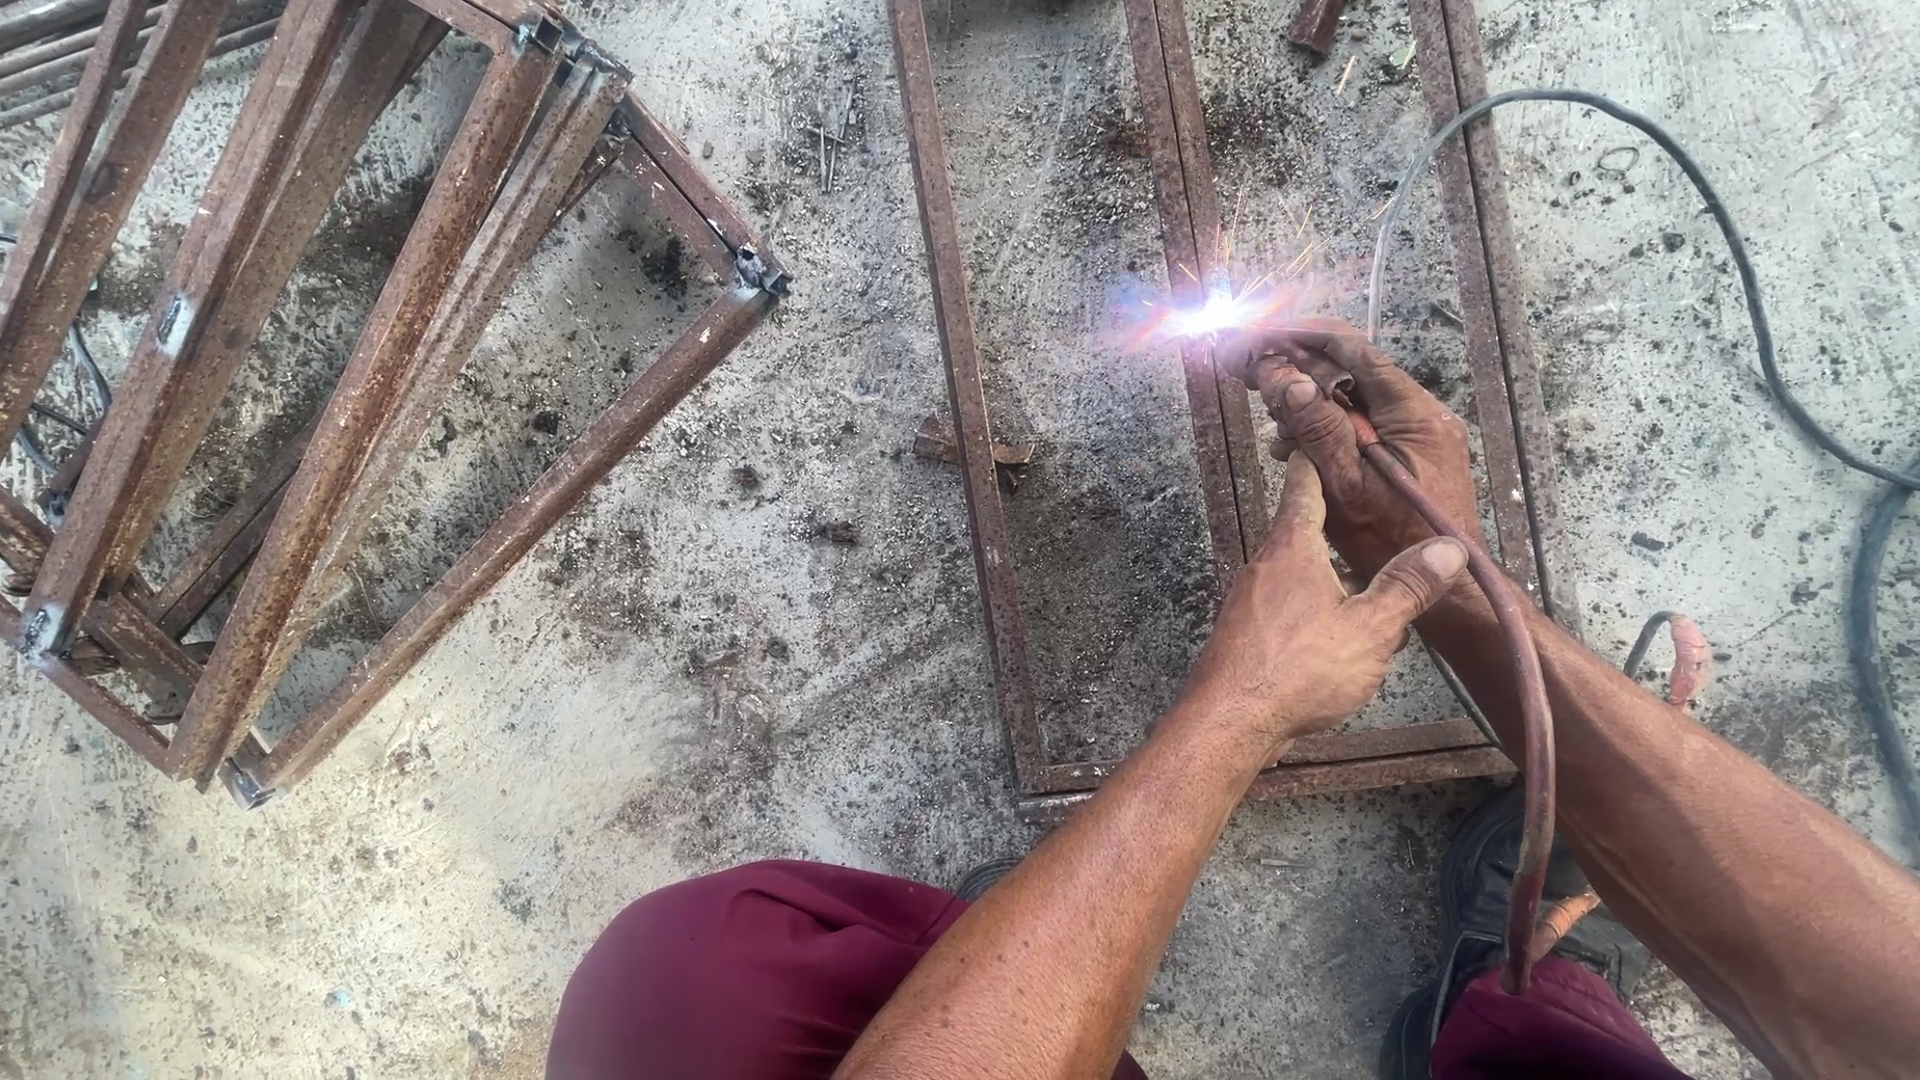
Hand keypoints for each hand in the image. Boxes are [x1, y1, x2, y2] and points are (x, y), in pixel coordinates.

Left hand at [1177, 452, 1468, 752]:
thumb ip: (1408, 586)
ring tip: (1368, 596)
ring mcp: (1248, 599)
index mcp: (1290, 550)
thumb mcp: (1369, 628)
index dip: (1316, 461)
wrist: (1230, 720)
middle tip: (1369, 520)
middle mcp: (1263, 566)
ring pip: (1296, 573)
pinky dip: (1314, 607)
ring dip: (1331, 577)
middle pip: (1301, 531)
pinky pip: (1284, 605)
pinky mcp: (1243, 630)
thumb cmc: (1299, 670)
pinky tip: (1336, 638)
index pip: (1302, 488)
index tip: (1322, 437)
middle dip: (1336, 528)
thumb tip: (1448, 545)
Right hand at [1219, 318, 1479, 586]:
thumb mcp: (1347, 483)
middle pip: (1345, 371)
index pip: (1349, 349)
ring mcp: (1410, 434)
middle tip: (1248, 379)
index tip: (1253, 339)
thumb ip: (1317, 428)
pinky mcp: (1401, 455)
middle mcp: (1415, 412)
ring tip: (1278, 437)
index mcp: (1409, 410)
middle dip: (1295, 373)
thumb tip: (1284, 377)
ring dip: (1304, 409)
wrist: (1446, 592)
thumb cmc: (1396, 540)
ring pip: (1346, 401)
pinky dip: (1320, 432)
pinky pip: (1353, 427)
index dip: (1297, 337)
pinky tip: (1296, 454)